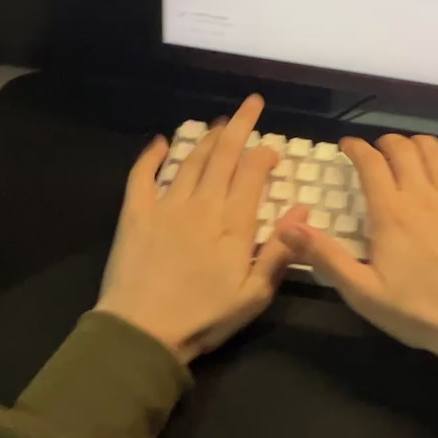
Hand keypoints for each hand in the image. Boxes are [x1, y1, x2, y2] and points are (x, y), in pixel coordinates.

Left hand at [94, 95, 296, 362]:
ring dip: (207, 138)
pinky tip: (161, 142)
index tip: (273, 149)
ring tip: (220, 122)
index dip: (264, 155)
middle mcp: (202, 204)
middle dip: (240, 126)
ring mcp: (166, 206)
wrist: (141, 334)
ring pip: (191, 161)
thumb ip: (280, 251)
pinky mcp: (135, 215)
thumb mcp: (254, 295)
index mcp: (233, 224)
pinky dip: (152, 156)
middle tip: (251, 103)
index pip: (253, 173)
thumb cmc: (204, 318)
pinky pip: (142, 176)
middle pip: (224, 155)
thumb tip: (301, 210)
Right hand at [276, 134, 437, 361]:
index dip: (356, 148)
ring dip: (418, 143)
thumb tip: (287, 227)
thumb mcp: (362, 291)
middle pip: (402, 148)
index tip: (347, 146)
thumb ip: (325, 256)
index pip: (370, 163)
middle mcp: (422, 195)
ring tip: (410, 151)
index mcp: (390, 213)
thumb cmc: (418, 311)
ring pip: (435, 150)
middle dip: (385, 142)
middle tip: (377, 151)